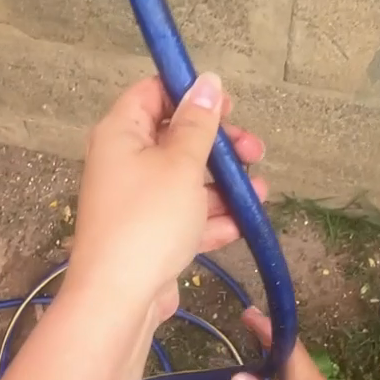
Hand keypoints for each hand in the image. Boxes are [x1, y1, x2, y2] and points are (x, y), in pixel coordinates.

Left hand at [66, 74, 266, 318]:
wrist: (119, 298)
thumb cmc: (147, 222)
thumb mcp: (181, 164)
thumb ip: (199, 123)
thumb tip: (206, 81)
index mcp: (121, 134)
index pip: (154, 94)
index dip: (192, 95)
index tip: (228, 107)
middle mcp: (124, 164)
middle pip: (177, 140)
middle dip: (219, 148)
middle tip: (253, 153)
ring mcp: (137, 204)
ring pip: (186, 183)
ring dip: (224, 188)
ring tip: (260, 195)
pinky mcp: (149, 238)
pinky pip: (184, 219)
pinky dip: (211, 220)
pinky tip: (241, 225)